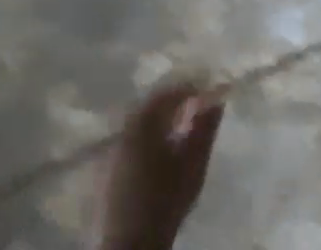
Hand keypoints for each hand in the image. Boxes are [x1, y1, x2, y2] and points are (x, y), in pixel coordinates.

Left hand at [98, 82, 224, 249]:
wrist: (130, 243)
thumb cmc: (167, 199)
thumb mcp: (195, 162)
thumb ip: (205, 127)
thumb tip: (216, 98)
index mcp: (142, 130)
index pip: (164, 95)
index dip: (188, 87)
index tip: (208, 90)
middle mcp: (120, 137)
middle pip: (147, 108)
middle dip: (172, 102)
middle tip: (197, 106)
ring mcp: (109, 156)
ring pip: (136, 125)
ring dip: (159, 119)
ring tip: (182, 126)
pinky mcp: (105, 173)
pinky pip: (129, 140)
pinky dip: (148, 135)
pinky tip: (161, 149)